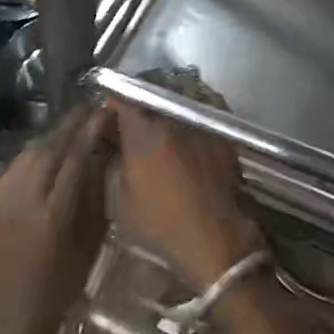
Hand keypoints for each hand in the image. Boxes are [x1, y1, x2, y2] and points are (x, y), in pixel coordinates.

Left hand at [0, 106, 113, 331]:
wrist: (14, 305)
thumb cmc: (63, 279)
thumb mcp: (89, 240)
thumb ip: (93, 193)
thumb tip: (100, 152)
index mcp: (53, 214)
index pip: (74, 160)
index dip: (89, 133)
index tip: (101, 112)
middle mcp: (23, 199)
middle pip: (48, 149)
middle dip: (68, 126)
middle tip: (85, 110)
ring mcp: (1, 197)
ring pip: (28, 153)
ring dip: (50, 137)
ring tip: (67, 126)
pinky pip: (13, 166)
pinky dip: (31, 155)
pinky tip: (44, 152)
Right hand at [113, 99, 265, 291]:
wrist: (216, 240)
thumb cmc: (162, 223)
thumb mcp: (123, 199)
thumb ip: (118, 162)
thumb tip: (118, 143)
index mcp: (141, 130)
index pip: (121, 98)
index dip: (113, 102)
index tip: (110, 111)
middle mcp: (170, 117)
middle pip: (150, 94)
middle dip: (140, 101)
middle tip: (135, 116)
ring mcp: (199, 123)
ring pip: (179, 94)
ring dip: (167, 100)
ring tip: (164, 116)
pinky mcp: (223, 135)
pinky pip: (205, 109)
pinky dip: (195, 110)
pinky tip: (191, 124)